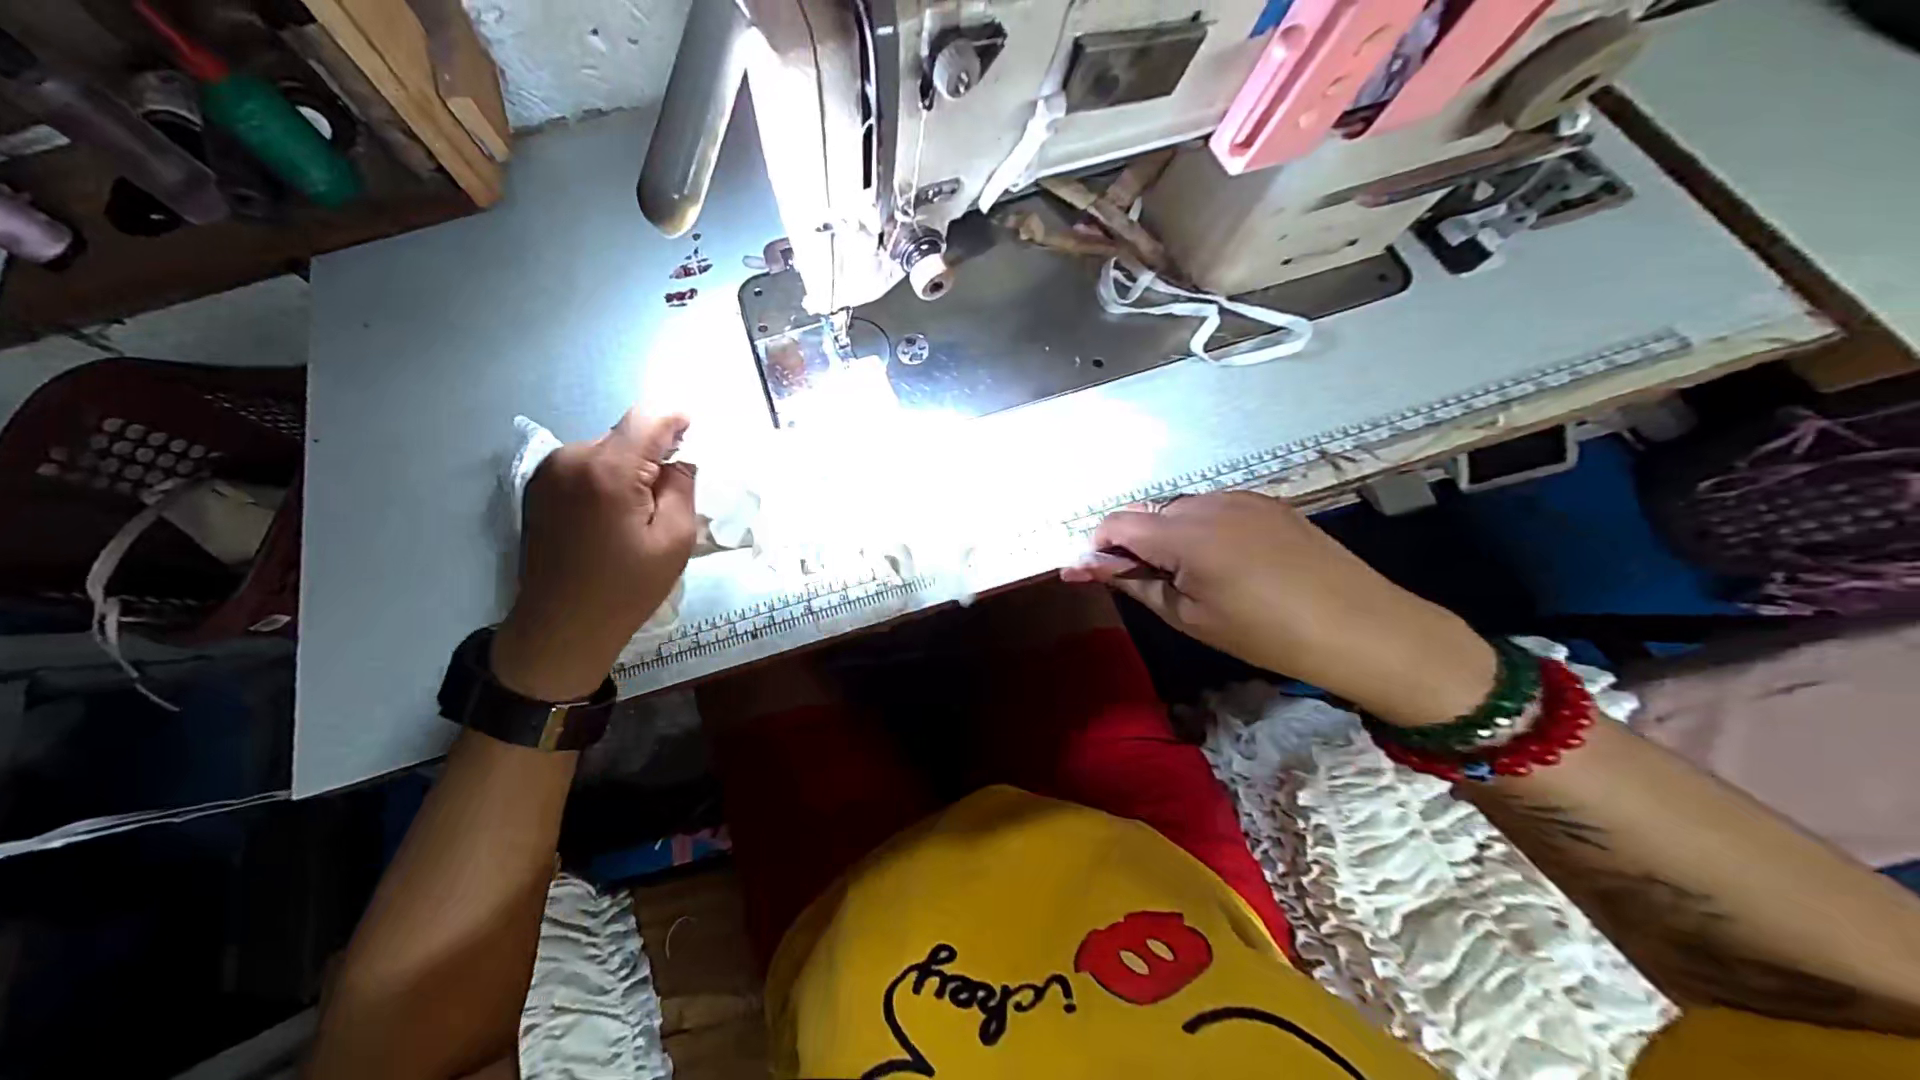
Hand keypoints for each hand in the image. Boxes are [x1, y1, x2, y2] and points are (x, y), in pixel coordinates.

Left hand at [490, 411, 697, 701]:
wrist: (560, 627)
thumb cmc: (625, 588)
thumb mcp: (674, 540)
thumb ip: (682, 487)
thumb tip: (678, 459)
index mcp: (607, 470)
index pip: (648, 418)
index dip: (676, 421)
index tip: (695, 436)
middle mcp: (571, 458)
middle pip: (626, 433)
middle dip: (653, 453)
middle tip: (670, 494)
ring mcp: (548, 471)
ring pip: (606, 449)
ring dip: (629, 468)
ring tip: (639, 512)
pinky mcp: (538, 486)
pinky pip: (585, 466)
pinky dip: (606, 478)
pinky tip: (612, 516)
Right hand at [1062, 492, 1494, 727]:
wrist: (1360, 627)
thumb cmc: (1265, 633)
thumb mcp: (1189, 616)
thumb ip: (1133, 582)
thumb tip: (1084, 565)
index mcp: (1184, 533)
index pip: (1117, 523)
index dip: (1098, 547)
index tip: (1097, 575)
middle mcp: (1209, 502)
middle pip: (1148, 512)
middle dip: (1134, 542)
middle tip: (1150, 584)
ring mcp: (1243, 498)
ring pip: (1182, 508)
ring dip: (1169, 535)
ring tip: (1193, 577)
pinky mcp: (1269, 503)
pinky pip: (1216, 508)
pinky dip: (1202, 529)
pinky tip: (1226, 563)